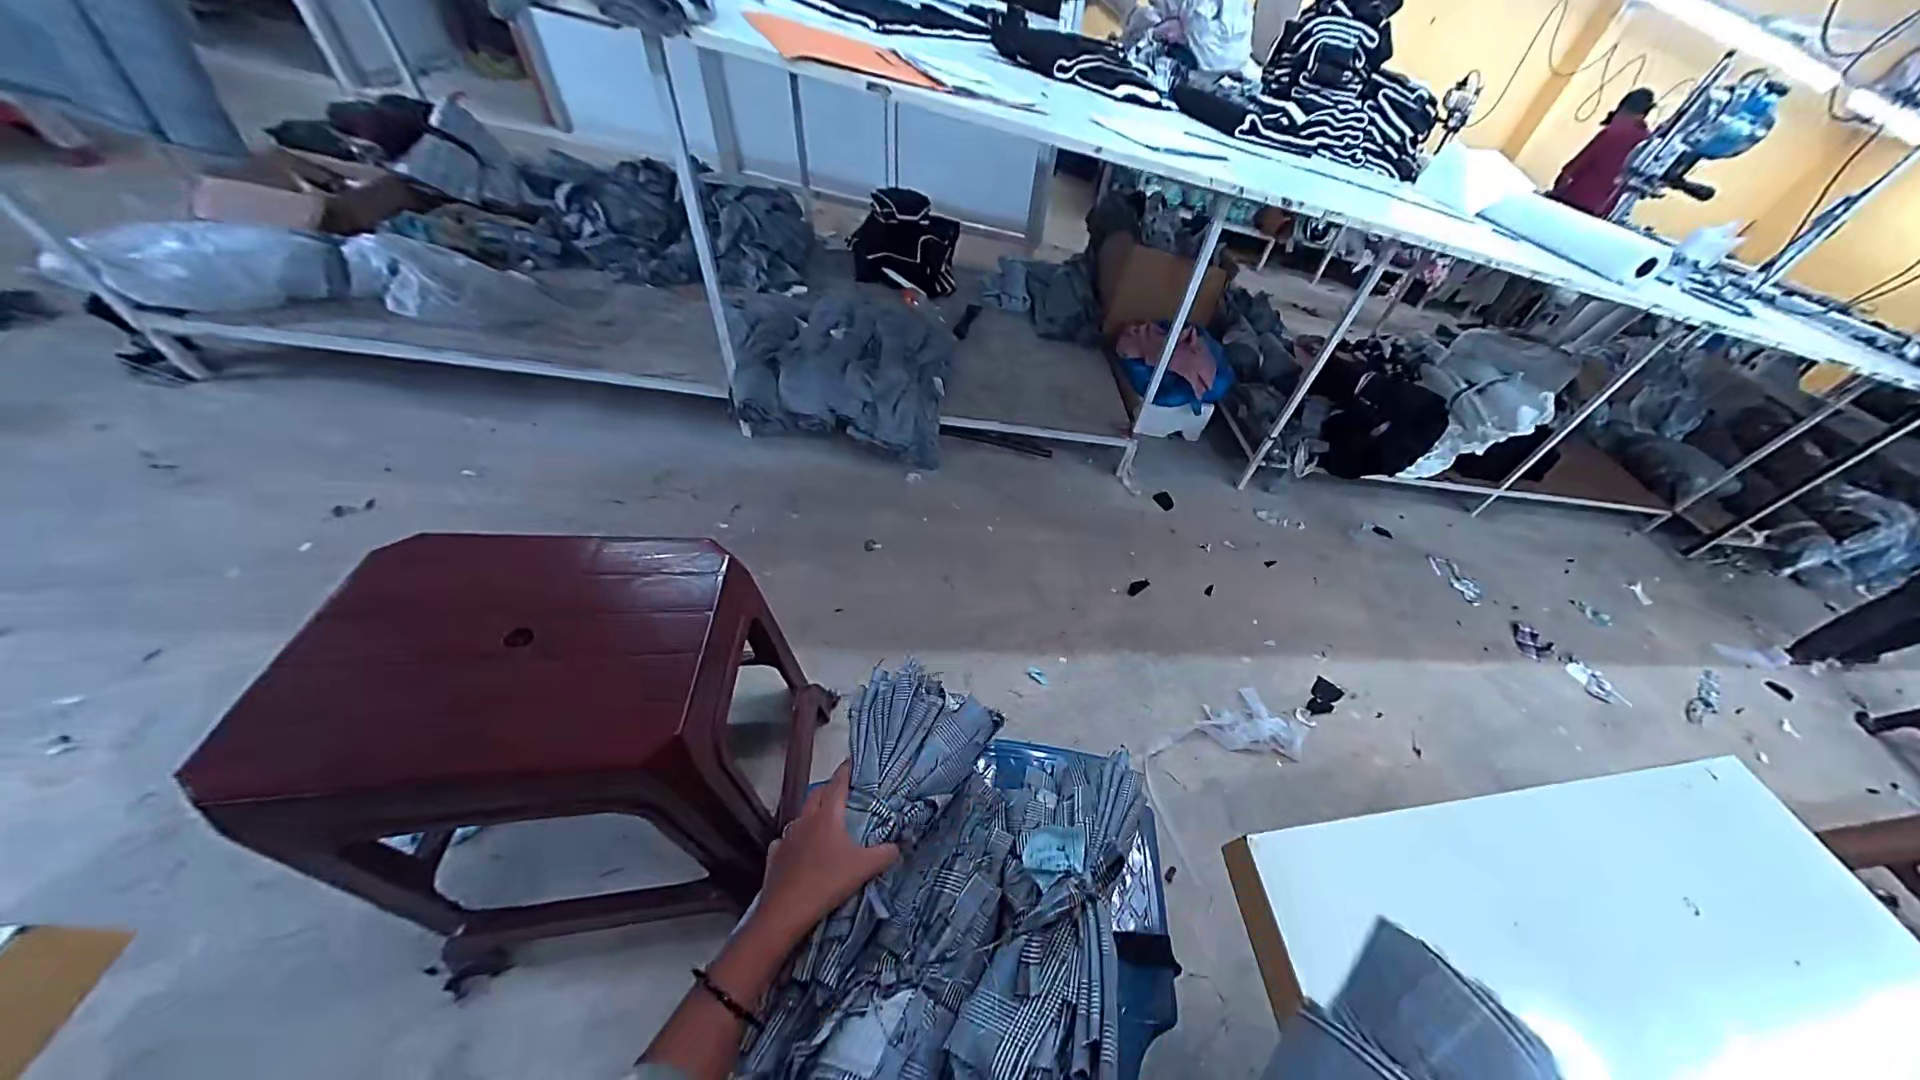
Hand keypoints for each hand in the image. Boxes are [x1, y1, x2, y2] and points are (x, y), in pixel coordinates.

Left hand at [748, 760, 898, 948]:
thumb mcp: (864, 868)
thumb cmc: (827, 882)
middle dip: (830, 789)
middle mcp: (805, 819)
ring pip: (801, 816)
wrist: (785, 912)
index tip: (852, 760)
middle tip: (843, 793)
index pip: (838, 783)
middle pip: (817, 794)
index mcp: (827, 815)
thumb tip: (899, 845)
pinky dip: (796, 839)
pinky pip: (787, 839)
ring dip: (813, 814)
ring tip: (824, 822)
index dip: (846, 770)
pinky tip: (800, 849)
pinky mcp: (775, 855)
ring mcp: (787, 837)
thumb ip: (885, 854)